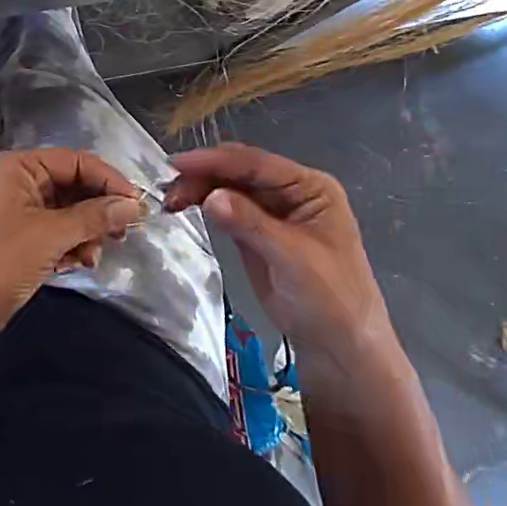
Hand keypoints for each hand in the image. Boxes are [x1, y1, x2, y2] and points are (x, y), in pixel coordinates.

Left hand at [0, 149, 144, 344]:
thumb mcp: (50, 235)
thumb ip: (94, 217)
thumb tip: (134, 205)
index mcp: (18, 166)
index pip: (75, 160)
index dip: (109, 180)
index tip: (140, 208)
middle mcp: (18, 181)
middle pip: (74, 185)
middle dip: (98, 210)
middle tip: (121, 237)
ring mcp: (18, 210)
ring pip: (69, 212)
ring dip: (86, 233)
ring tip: (88, 257)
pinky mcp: (20, 238)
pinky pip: (58, 232)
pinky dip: (72, 246)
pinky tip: (76, 264)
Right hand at [165, 143, 389, 364]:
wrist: (337, 344)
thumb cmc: (330, 299)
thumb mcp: (293, 258)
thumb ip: (251, 224)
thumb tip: (210, 197)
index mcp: (310, 188)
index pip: (256, 164)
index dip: (215, 161)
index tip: (177, 164)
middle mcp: (289, 190)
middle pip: (236, 169)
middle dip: (201, 174)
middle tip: (169, 189)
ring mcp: (269, 208)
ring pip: (223, 184)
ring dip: (196, 188)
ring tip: (171, 203)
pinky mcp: (251, 226)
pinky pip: (221, 204)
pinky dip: (200, 203)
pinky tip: (181, 207)